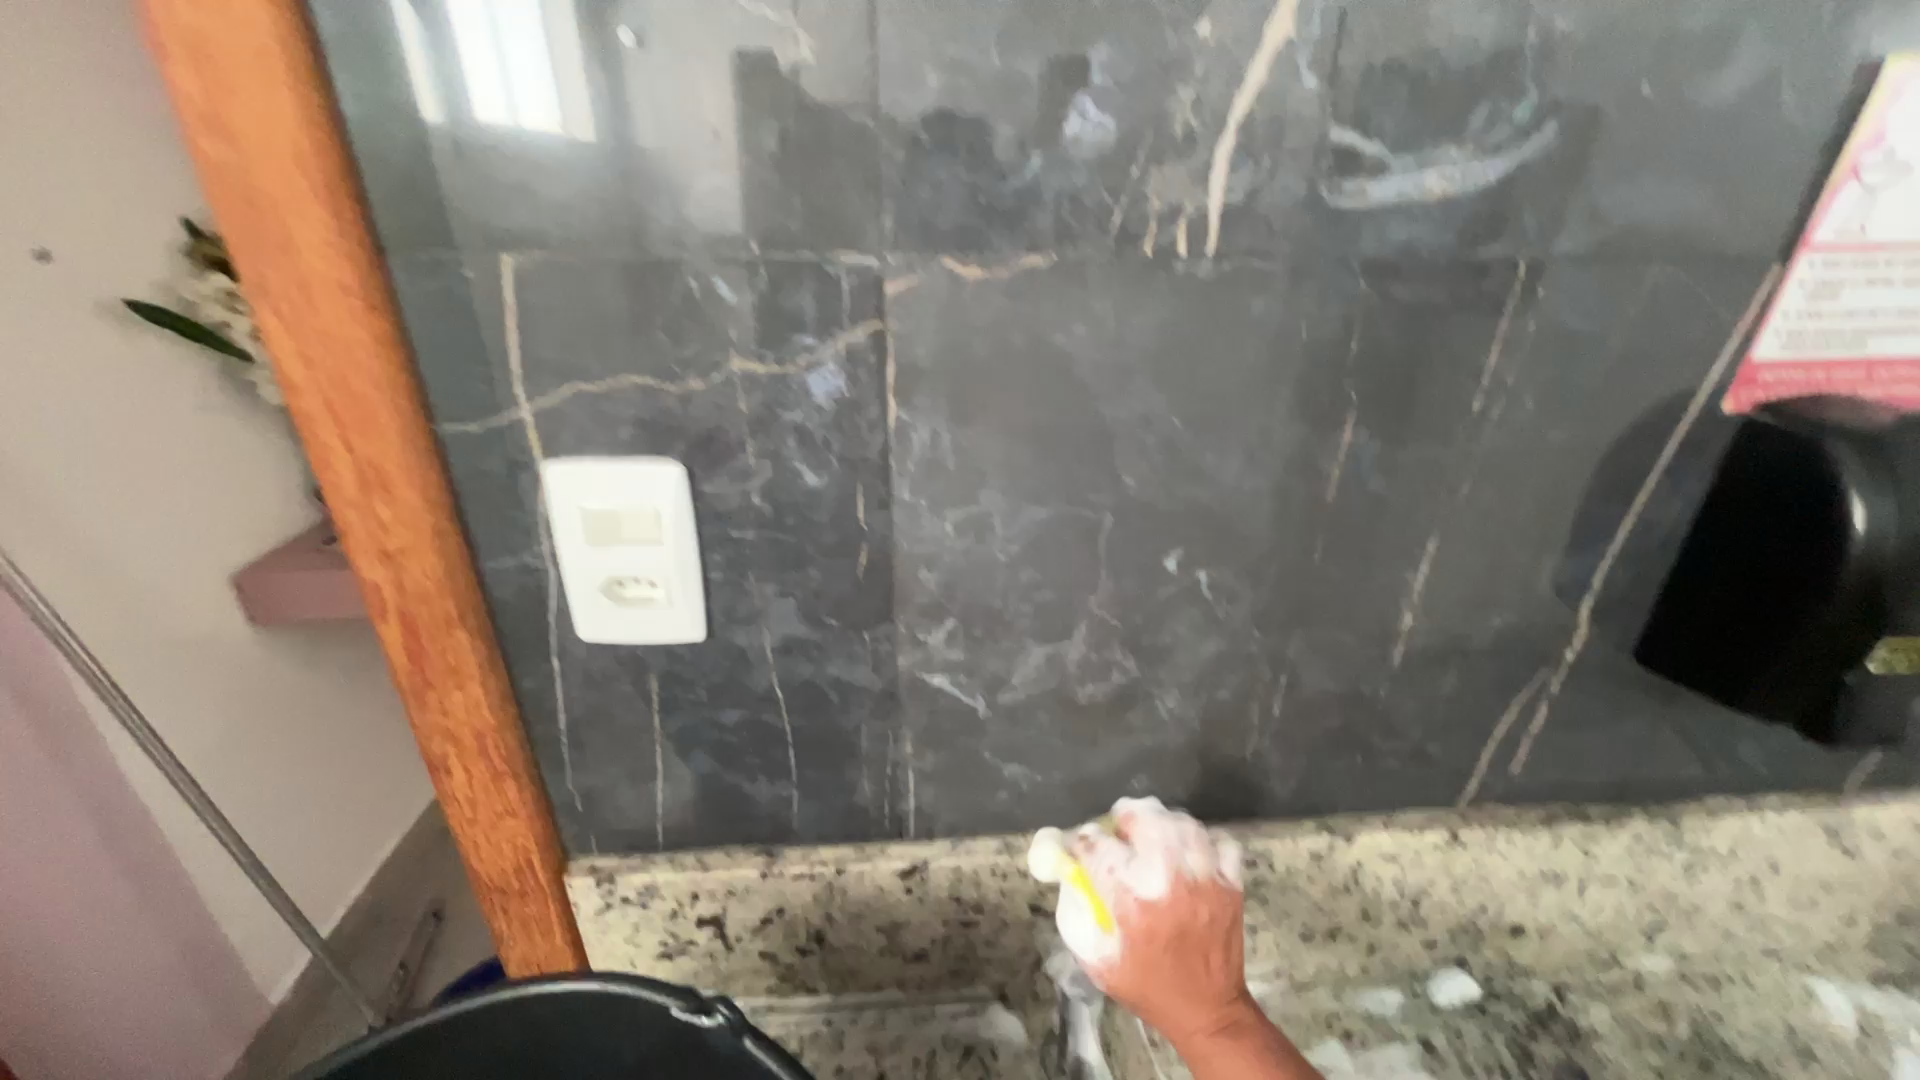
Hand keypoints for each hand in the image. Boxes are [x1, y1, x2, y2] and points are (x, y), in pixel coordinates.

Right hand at [1068, 798, 1253, 1046]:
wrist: (1209, 1011)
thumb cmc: (1147, 986)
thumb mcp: (1096, 961)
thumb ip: (1075, 912)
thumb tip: (1069, 872)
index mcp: (1131, 901)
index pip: (1099, 846)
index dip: (1086, 840)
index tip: (1084, 847)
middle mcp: (1168, 881)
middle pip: (1145, 817)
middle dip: (1126, 816)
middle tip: (1120, 828)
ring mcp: (1205, 878)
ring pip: (1180, 823)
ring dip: (1159, 821)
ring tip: (1150, 833)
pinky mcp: (1231, 883)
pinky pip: (1216, 840)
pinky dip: (1200, 838)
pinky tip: (1186, 850)